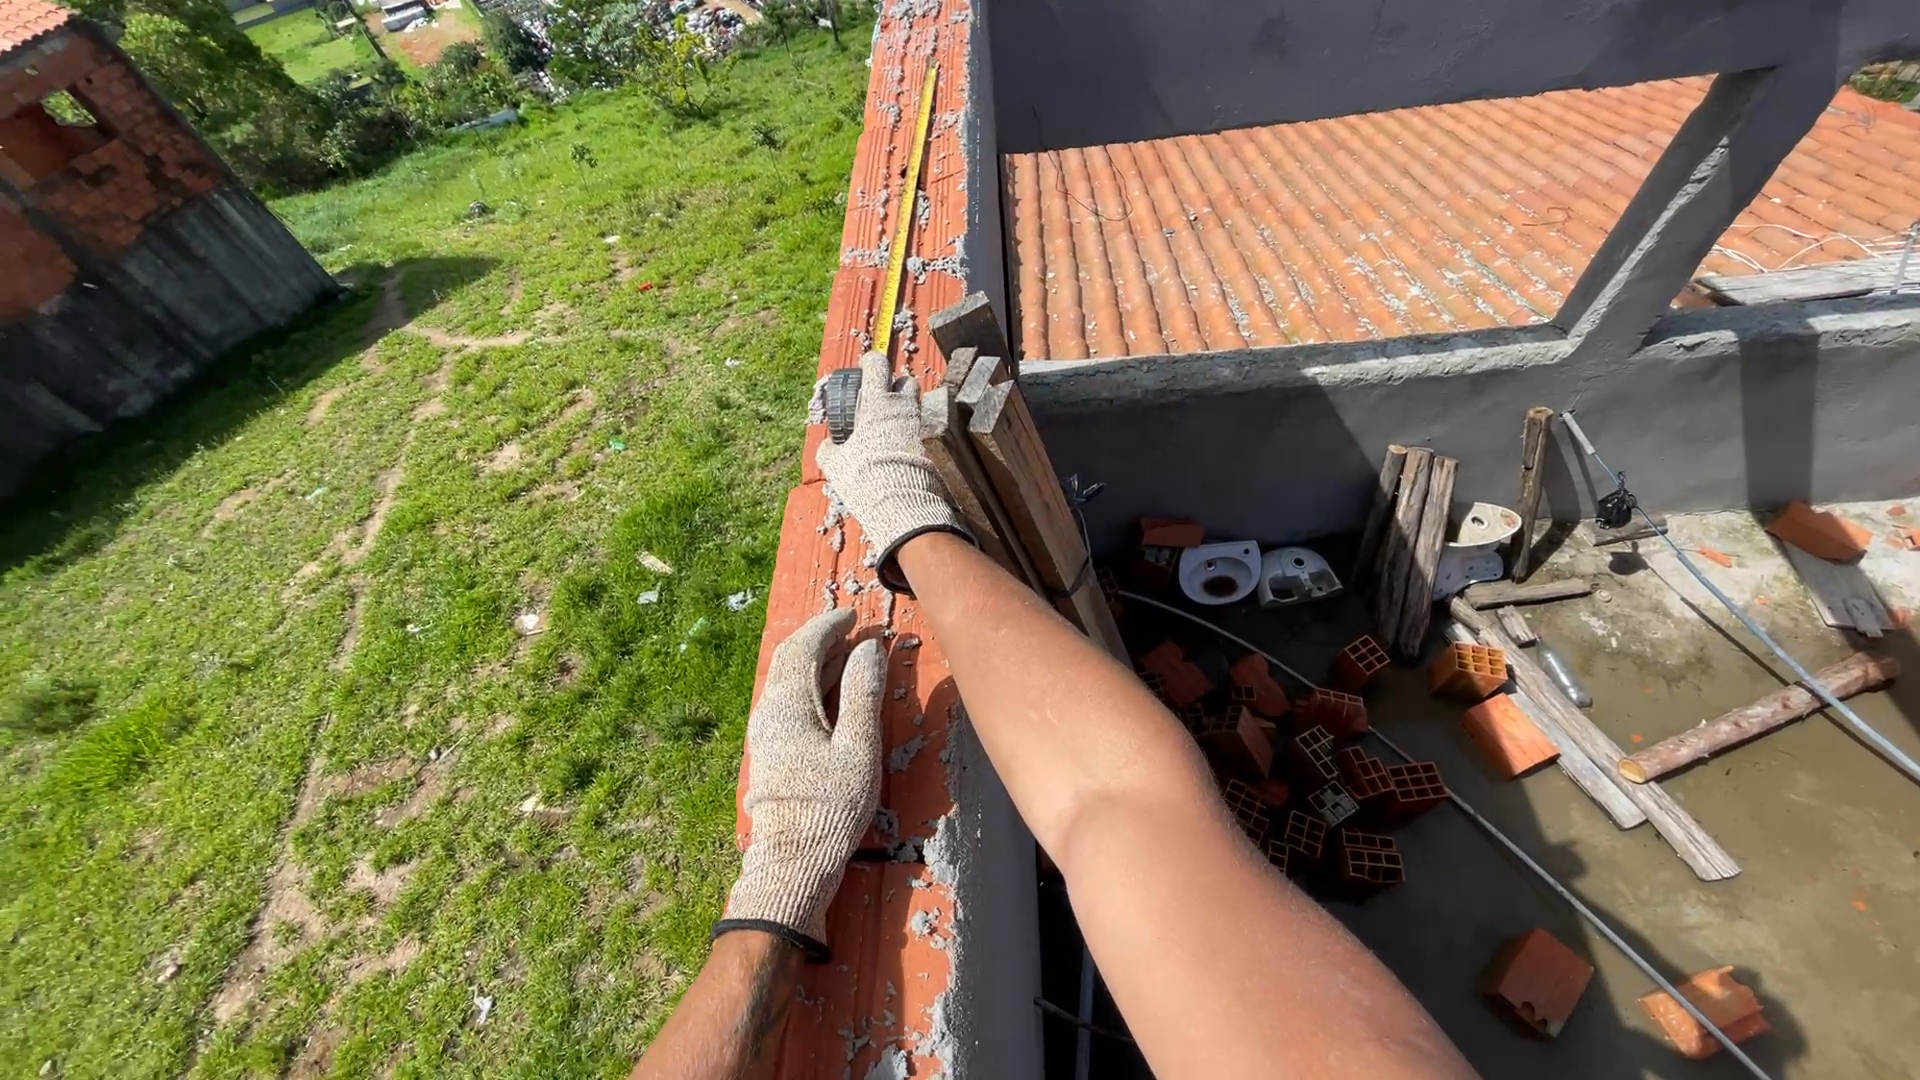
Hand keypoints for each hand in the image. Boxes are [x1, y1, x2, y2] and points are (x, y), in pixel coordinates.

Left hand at [716, 608, 884, 959]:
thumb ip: (863, 693)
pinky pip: (792, 699)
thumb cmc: (830, 806)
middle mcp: (769, 711)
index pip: (802, 647)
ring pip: (790, 680)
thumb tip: (869, 648)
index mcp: (787, 705)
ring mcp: (767, 731)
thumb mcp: (857, 747)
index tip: (852, 615)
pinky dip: (815, 683)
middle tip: (851, 627)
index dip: (827, 625)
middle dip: (821, 638)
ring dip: (819, 660)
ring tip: (851, 651)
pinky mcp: (773, 749)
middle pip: (790, 660)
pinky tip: (836, 691)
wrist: (793, 864)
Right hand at [815, 351, 970, 593]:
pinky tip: (902, 450)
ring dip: (906, 411)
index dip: (870, 363)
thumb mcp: (837, 465)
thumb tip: (828, 444)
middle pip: (906, 380)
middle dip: (896, 386)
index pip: (877, 365)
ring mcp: (922, 427)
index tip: (866, 368)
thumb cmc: (865, 479)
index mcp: (878, 404)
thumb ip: (829, 449)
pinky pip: (924, 431)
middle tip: (882, 401)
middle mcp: (904, 409)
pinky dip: (913, 435)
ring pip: (918, 406)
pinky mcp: (934, 446)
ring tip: (891, 428)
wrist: (902, 505)